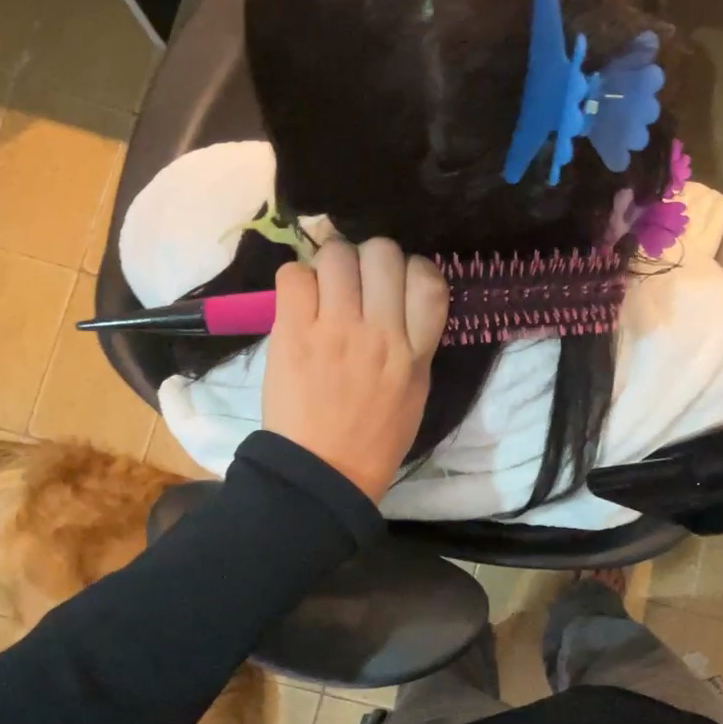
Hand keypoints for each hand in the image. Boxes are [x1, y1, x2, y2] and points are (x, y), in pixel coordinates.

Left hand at [262, 238, 448, 501]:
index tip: (397, 284)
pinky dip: (298, 280)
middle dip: (370, 259)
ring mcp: (336, 329)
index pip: (429, 280)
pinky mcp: (293, 332)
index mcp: (416, 352)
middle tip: (357, 282)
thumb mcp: (415, 390)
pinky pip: (295, 274)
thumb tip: (398, 300)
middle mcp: (381, 333)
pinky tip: (300, 303)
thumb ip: (415, 342)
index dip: (413, 269)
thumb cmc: (375, 437)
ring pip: (337, 254)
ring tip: (325, 289)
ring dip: (331, 265)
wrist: (324, 471)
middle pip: (382, 253)